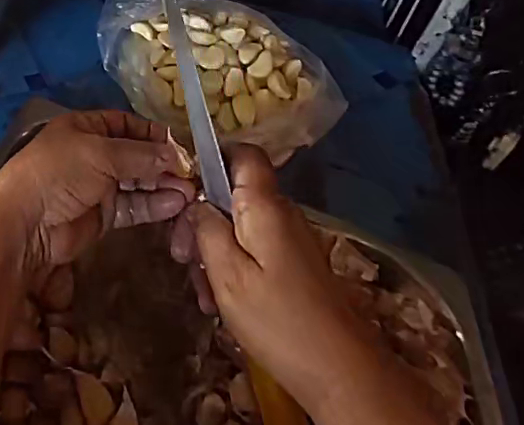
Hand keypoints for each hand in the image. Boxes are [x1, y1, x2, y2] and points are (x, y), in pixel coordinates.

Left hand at [0, 110, 194, 277]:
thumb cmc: (60, 172)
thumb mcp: (101, 153)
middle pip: (135, 154)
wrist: (27, 224)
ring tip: (190, 193)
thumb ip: (141, 155)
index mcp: (86, 126)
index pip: (127, 124)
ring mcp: (97, 184)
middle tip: (191, 174)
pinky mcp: (102, 215)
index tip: (179, 146)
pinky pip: (133, 205)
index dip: (153, 134)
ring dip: (162, 185)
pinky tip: (175, 205)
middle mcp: (93, 152)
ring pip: (137, 181)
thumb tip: (176, 156)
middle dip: (162, 163)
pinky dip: (153, 204)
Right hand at [172, 146, 419, 420]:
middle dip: (203, 218)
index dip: (212, 157)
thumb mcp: (229, 275)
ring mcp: (289, 237)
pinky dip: (233, 265)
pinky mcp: (293, 262)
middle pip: (234, 192)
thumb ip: (207, 229)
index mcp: (264, 204)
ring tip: (201, 290)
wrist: (341, 371)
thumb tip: (197, 200)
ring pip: (240, 223)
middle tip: (182, 256)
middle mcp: (280, 211)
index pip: (243, 153)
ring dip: (214, 248)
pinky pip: (254, 247)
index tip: (186, 189)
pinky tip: (220, 300)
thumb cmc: (279, 320)